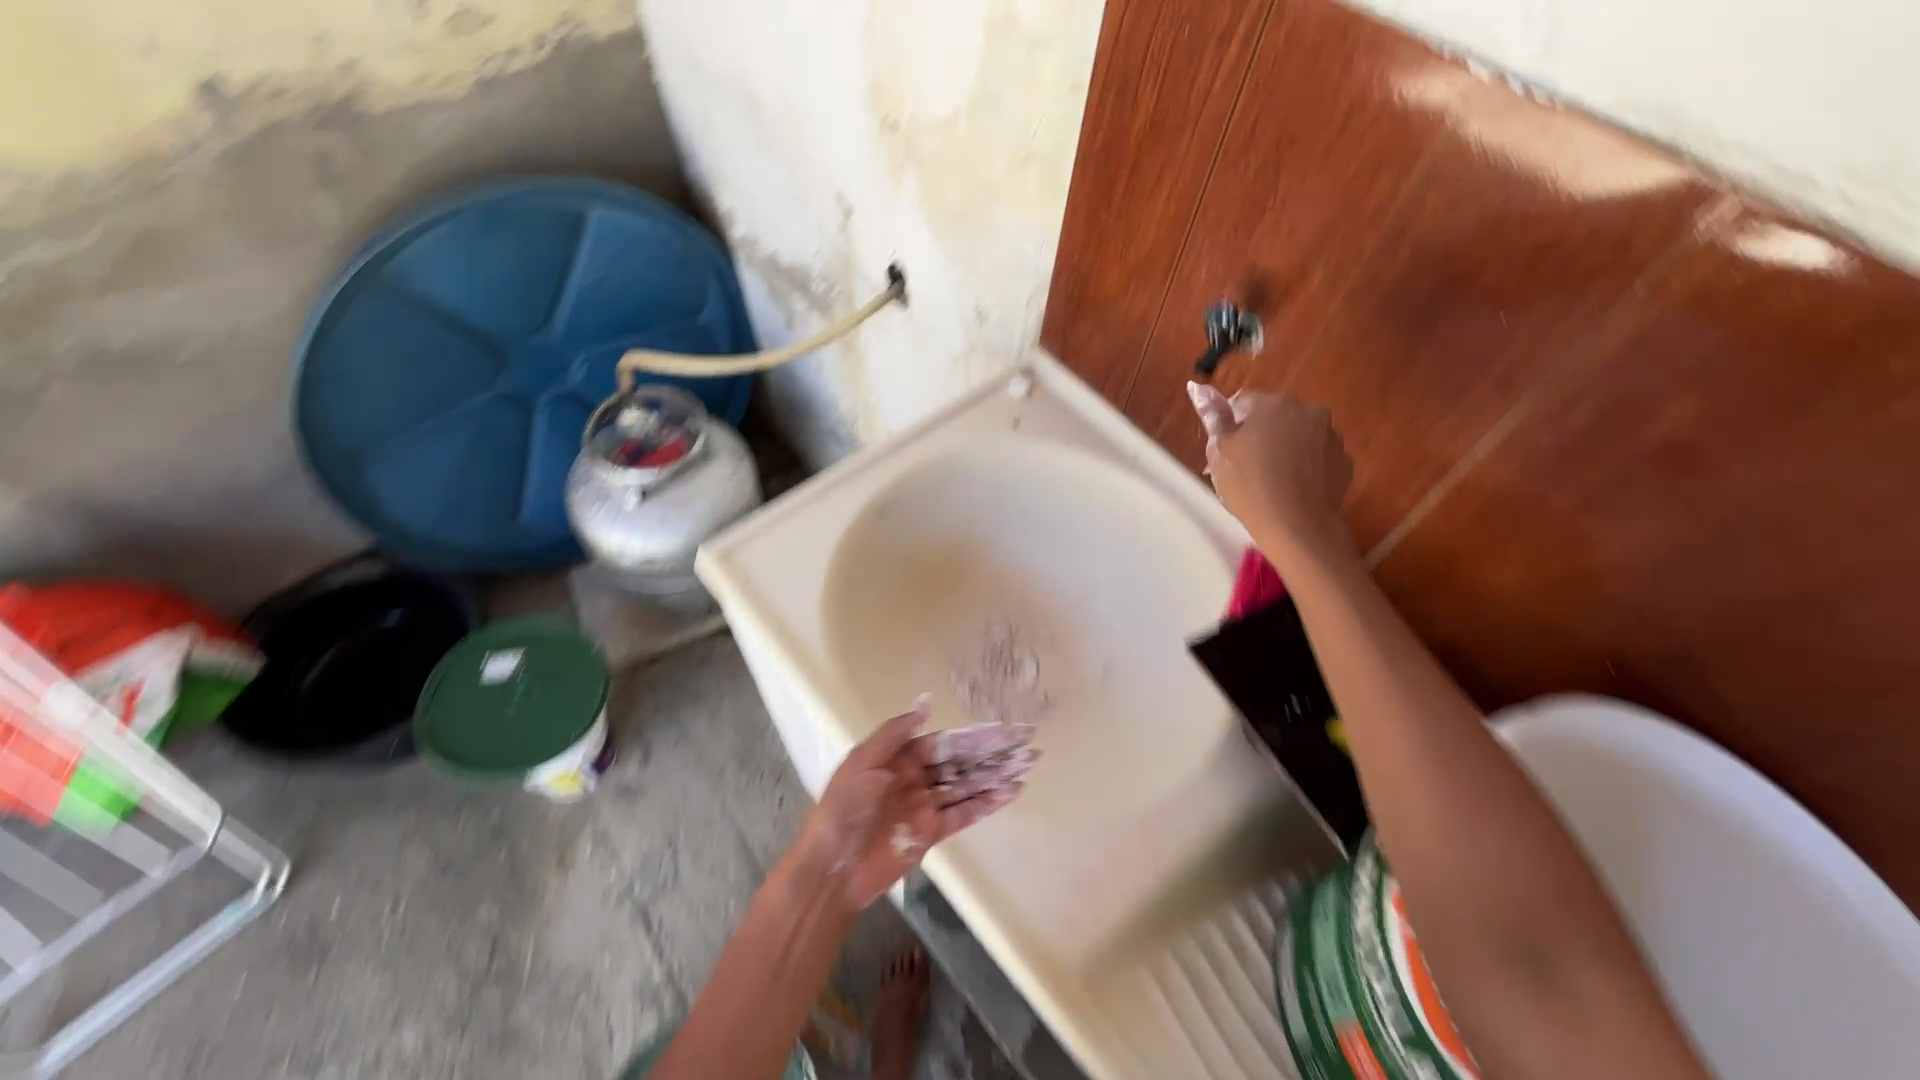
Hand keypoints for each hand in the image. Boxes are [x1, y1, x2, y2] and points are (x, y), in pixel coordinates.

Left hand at [796, 699, 1037, 912]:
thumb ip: (894, 734)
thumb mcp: (862, 762)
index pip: (944, 742)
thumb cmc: (843, 809)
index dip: (974, 736)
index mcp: (898, 759)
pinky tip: (1009, 793)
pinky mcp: (931, 833)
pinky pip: (964, 814)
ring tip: (1027, 765)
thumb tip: (926, 706)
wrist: (832, 866)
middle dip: (993, 752)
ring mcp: (925, 806)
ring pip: (967, 786)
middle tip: (1027, 742)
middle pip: (961, 762)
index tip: (1003, 729)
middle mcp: (916, 779)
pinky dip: (986, 804)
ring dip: (996, 775)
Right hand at [1188, 383, 1353, 564]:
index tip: (1227, 451)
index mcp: (1273, 403)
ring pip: (1299, 435)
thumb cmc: (1249, 485)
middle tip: (1246, 468)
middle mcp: (1307, 410)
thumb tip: (1197, 386)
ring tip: (1272, 482)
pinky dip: (1306, 466)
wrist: (1297, 525)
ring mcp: (1331, 435)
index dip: (1231, 426)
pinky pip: (1318, 457)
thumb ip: (1212, 416)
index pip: (1243, 402)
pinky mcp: (1344, 461)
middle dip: (1261, 435)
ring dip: (1286, 448)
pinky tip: (1294, 489)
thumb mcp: (1220, 451)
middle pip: (1275, 416)